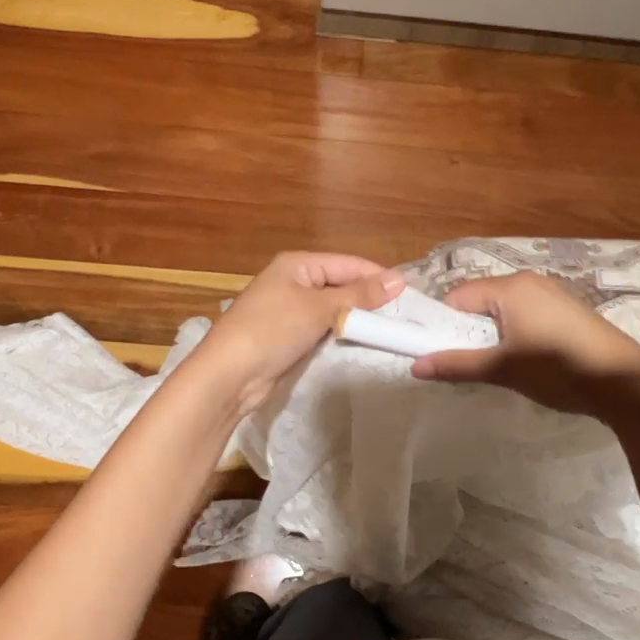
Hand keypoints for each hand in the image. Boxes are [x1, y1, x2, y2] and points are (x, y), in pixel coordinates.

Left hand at [194, 251, 404, 411]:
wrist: (229, 376)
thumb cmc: (271, 330)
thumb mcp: (318, 308)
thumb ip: (359, 295)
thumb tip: (399, 279)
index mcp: (297, 265)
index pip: (348, 263)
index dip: (378, 277)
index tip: (410, 294)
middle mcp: (294, 283)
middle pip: (342, 285)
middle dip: (370, 299)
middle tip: (406, 316)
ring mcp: (291, 311)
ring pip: (335, 310)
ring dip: (358, 319)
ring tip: (392, 330)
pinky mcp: (291, 338)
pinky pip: (325, 330)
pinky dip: (344, 335)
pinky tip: (365, 344)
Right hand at [410, 272, 639, 416]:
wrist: (623, 382)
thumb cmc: (556, 369)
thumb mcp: (502, 370)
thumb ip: (457, 365)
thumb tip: (415, 367)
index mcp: (510, 287)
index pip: (458, 297)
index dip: (442, 324)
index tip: (438, 352)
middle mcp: (529, 281)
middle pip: (481, 301)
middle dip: (468, 330)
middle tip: (467, 363)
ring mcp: (552, 293)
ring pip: (505, 310)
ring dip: (493, 335)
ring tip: (497, 367)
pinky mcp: (568, 310)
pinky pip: (527, 315)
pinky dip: (516, 334)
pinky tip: (527, 362)